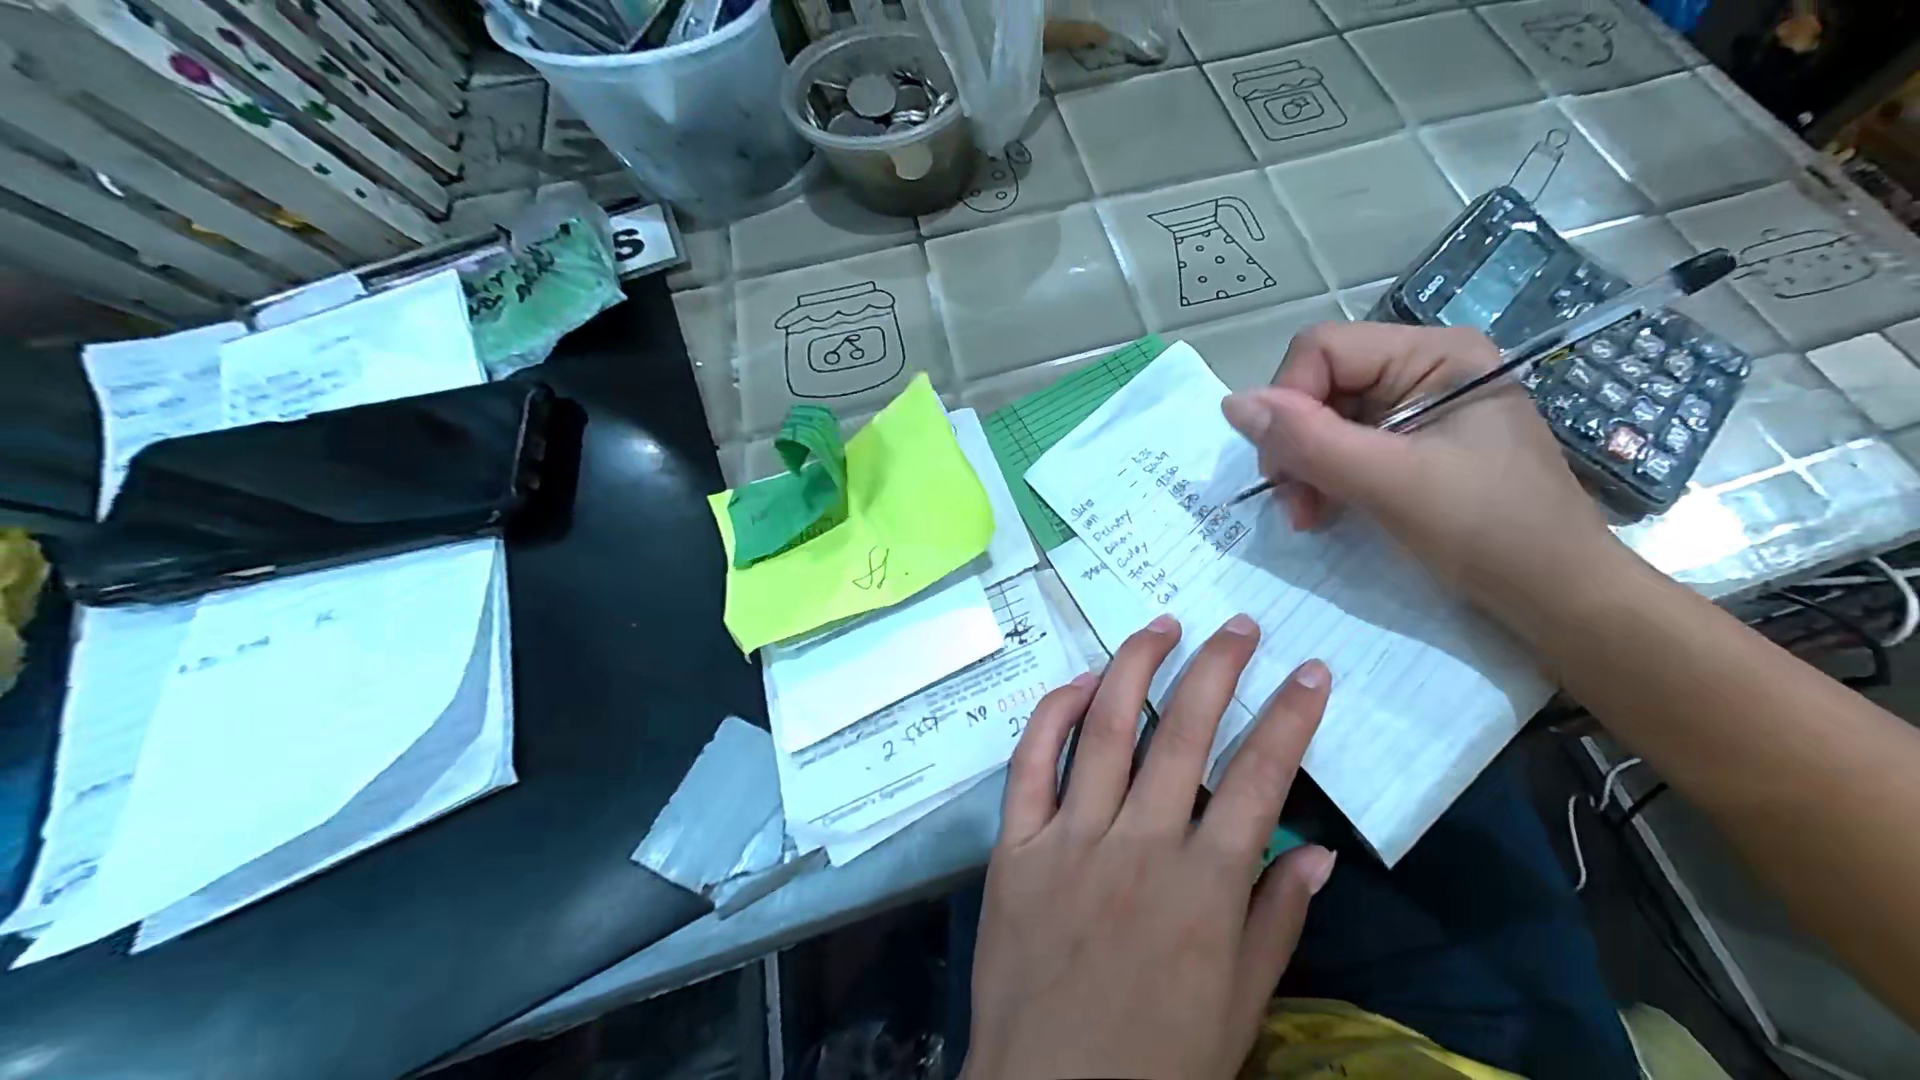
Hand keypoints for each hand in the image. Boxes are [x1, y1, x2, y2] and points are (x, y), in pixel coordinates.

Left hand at [961, 614, 1337, 1079]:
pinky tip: (1076, 682)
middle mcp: (1138, 843)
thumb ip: (1278, 919)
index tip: (1311, 671)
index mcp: (1205, 886)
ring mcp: (1069, 837)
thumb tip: (1321, 852)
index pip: (1260, 779)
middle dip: (1216, 668)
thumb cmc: (1158, 1060)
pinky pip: (1029, 763)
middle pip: (1183, 732)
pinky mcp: (1014, 844)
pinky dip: (1051, 714)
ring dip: (1134, 668)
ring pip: (1104, 728)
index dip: (1291, 718)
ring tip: (1161, 627)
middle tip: (1237, 626)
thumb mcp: (1241, 1004)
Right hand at [1220, 321, 1630, 631]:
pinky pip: (1337, 445)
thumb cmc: (1486, 530)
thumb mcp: (1389, 482)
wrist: (1553, 593)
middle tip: (1295, 503)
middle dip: (1294, 444)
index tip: (1286, 468)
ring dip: (1300, 468)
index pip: (1322, 350)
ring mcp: (1412, 407)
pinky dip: (1318, 479)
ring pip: (1318, 419)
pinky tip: (1322, 511)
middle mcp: (1420, 369)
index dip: (1289, 403)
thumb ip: (1309, 440)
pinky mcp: (1405, 443)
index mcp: (1434, 355)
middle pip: (1316, 385)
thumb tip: (1232, 404)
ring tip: (1307, 515)